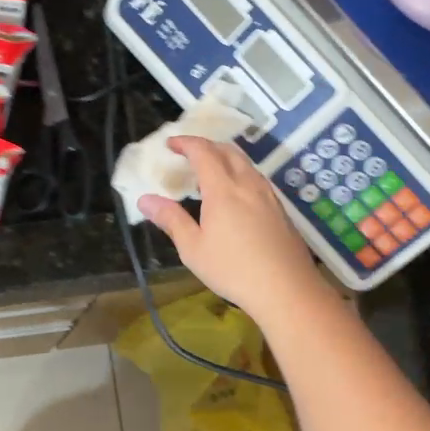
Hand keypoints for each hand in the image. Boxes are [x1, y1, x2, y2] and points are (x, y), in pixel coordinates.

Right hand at [136, 136, 327, 323]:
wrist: (284, 287)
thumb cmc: (231, 269)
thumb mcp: (192, 248)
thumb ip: (171, 220)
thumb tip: (145, 200)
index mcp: (223, 189)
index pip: (204, 152)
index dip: (186, 143)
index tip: (171, 144)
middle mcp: (248, 183)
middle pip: (228, 151)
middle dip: (207, 146)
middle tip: (189, 155)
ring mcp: (268, 195)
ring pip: (246, 164)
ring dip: (225, 159)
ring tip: (209, 174)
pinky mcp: (279, 209)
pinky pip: (256, 179)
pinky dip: (239, 175)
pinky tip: (235, 196)